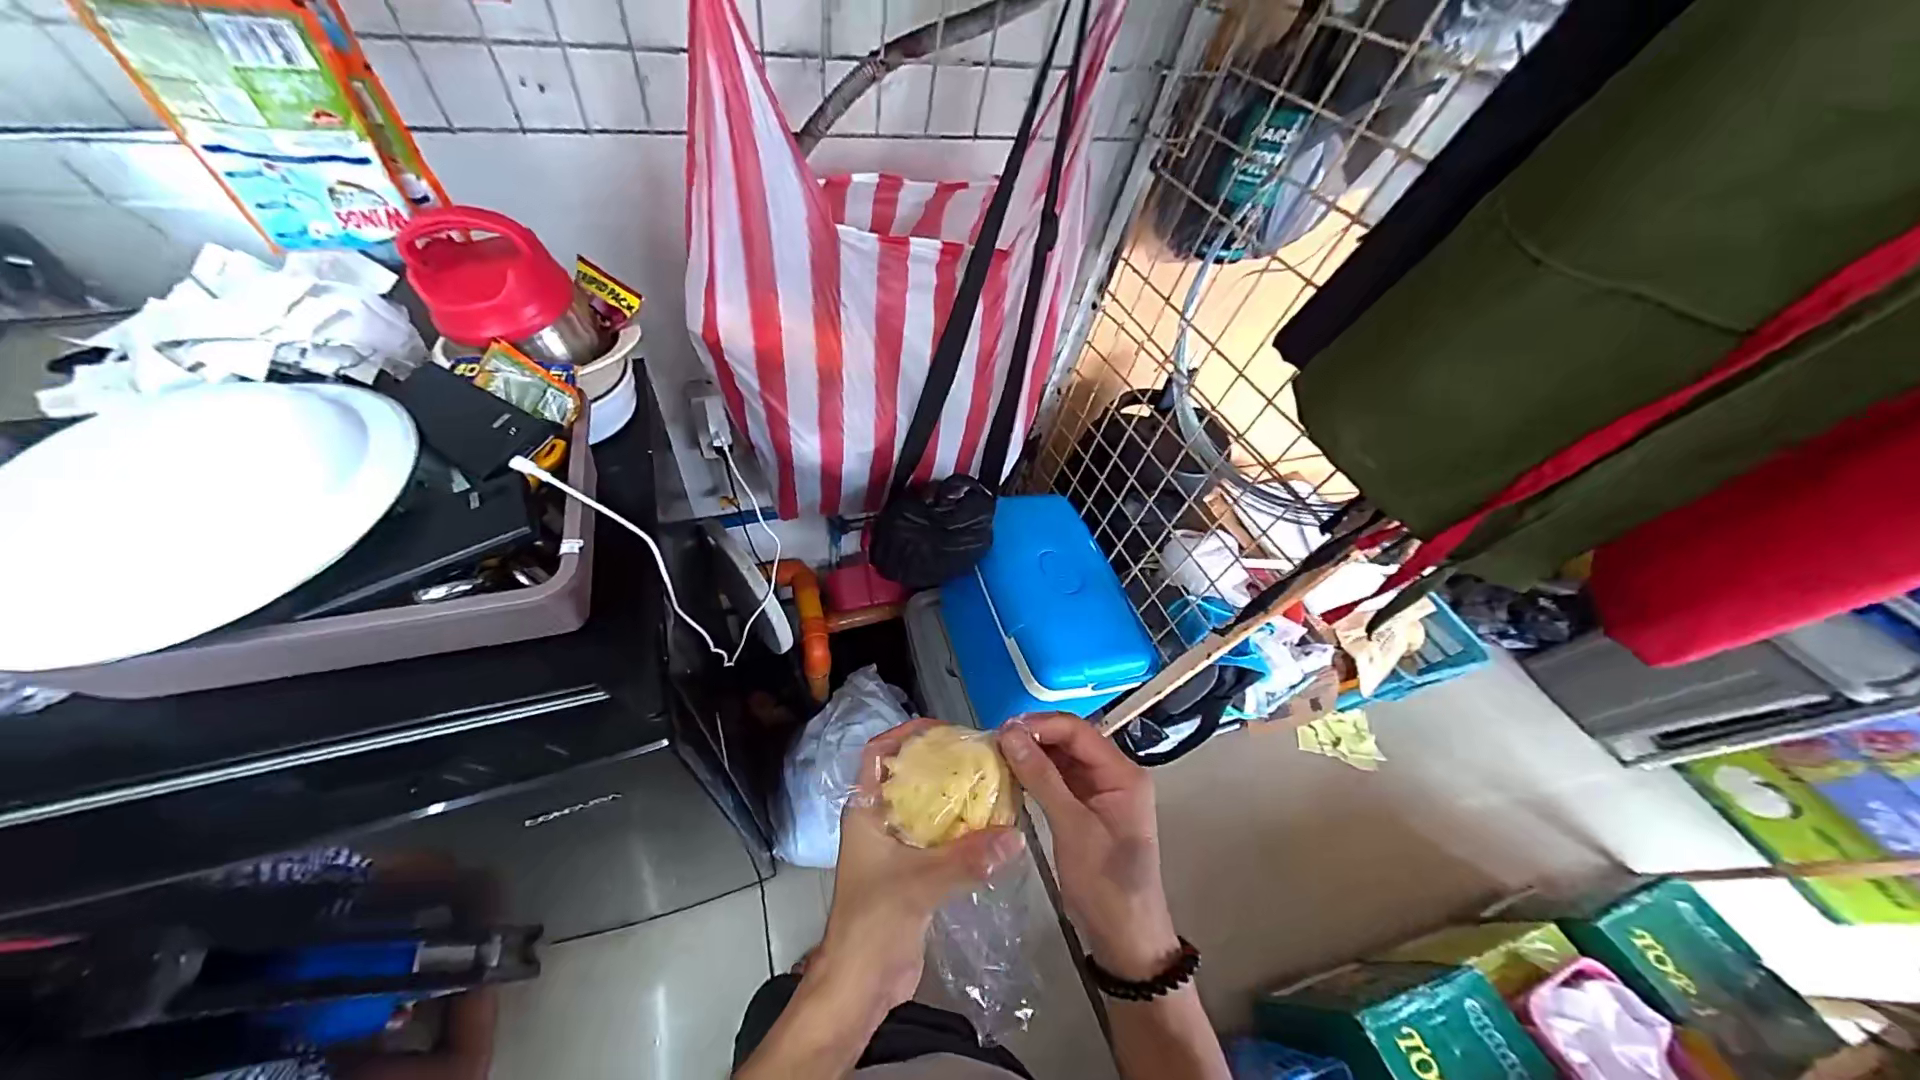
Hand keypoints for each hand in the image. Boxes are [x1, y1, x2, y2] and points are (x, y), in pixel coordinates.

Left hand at [813, 718, 1026, 1015]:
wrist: (859, 985)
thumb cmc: (872, 923)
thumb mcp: (918, 884)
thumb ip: (966, 859)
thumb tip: (1015, 837)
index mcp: (864, 810)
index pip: (878, 754)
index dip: (905, 734)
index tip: (943, 729)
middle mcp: (877, 821)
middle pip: (907, 777)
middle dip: (939, 763)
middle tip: (978, 755)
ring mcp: (894, 848)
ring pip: (924, 808)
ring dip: (953, 797)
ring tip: (990, 784)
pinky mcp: (911, 873)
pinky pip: (938, 838)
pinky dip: (960, 830)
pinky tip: (990, 828)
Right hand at [998, 713, 1181, 979]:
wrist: (1126, 939)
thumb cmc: (1105, 883)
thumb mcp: (1072, 827)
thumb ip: (1042, 777)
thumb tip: (1010, 734)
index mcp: (1123, 773)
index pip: (1078, 731)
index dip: (1041, 725)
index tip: (1003, 730)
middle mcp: (1115, 775)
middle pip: (1071, 741)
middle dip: (1034, 737)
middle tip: (995, 742)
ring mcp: (1101, 793)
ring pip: (1062, 759)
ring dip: (1033, 755)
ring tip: (998, 755)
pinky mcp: (1087, 810)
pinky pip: (1059, 780)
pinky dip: (1036, 776)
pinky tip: (1012, 776)